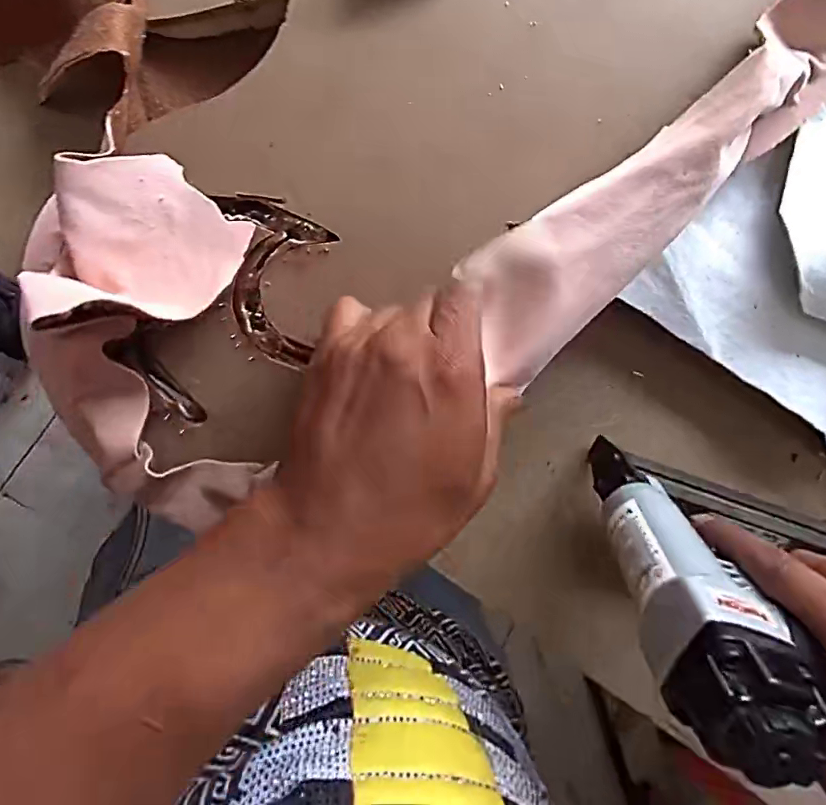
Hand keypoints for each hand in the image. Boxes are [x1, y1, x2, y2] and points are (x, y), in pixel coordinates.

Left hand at [268, 279, 514, 603]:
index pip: (464, 296)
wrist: (325, 530)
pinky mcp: (324, 353)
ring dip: (400, 332)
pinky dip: (360, 328)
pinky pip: (349, 314)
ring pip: (391, 309)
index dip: (470, 313)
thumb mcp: (476, 475)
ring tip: (395, 375)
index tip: (470, 335)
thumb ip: (494, 417)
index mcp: (449, 369)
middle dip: (438, 328)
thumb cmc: (407, 513)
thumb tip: (501, 389)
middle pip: (429, 302)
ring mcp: (358, 344)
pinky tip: (364, 361)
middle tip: (436, 369)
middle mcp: (403, 344)